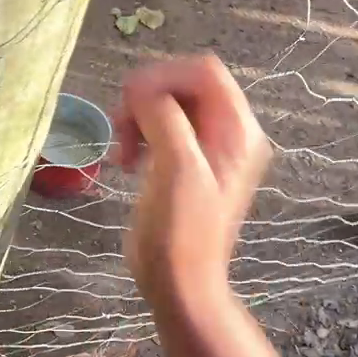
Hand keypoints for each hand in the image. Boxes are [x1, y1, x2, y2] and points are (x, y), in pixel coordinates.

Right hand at [114, 56, 270, 307]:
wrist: (179, 284)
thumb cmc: (180, 232)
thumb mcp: (176, 169)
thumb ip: (165, 118)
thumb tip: (141, 89)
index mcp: (236, 130)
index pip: (203, 72)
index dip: (163, 76)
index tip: (129, 102)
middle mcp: (227, 133)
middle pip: (184, 84)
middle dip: (146, 98)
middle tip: (121, 128)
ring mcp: (206, 150)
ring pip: (168, 105)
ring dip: (138, 117)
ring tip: (122, 149)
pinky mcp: (184, 165)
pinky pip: (160, 129)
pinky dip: (138, 135)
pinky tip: (126, 161)